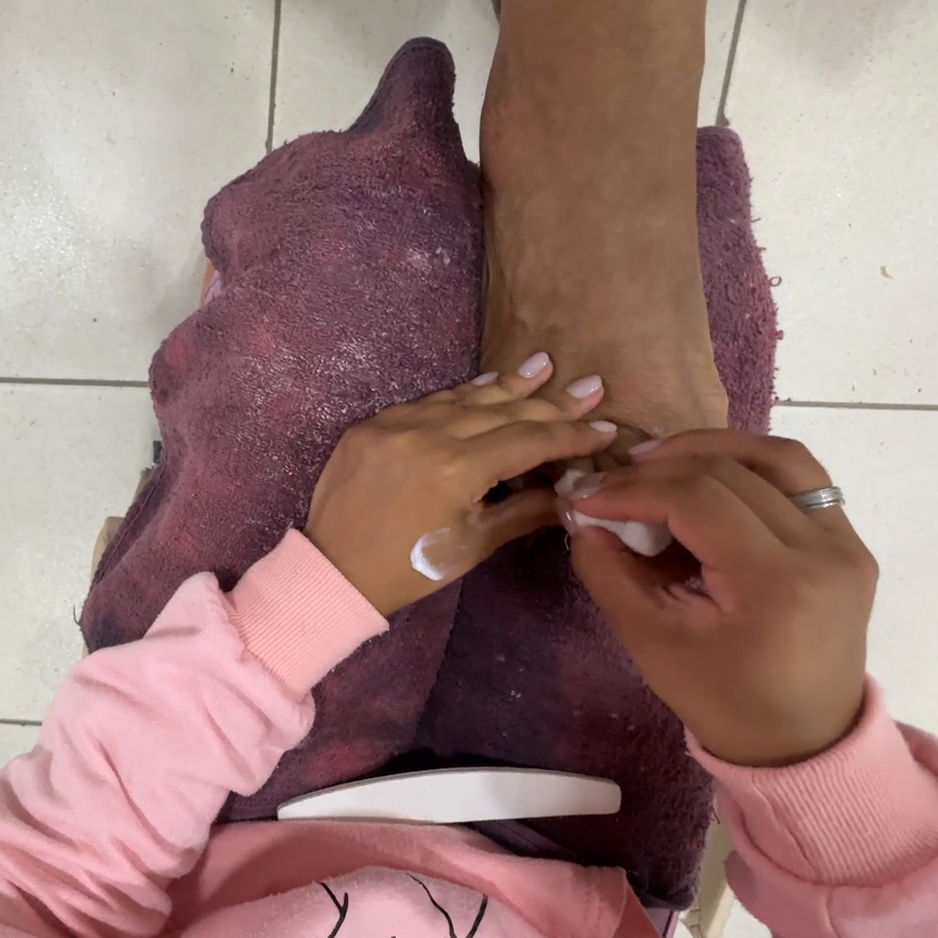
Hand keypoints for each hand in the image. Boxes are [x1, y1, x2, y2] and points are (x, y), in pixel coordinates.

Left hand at [305, 357, 615, 616]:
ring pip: (460, 398)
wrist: (334, 570)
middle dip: (548, 401)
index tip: (602, 429)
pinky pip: (423, 403)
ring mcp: (392, 425)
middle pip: (499, 411)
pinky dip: (456, 395)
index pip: (528, 439)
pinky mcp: (367, 426)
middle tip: (588, 386)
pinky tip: (483, 385)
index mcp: (456, 468)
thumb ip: (525, 511)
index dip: (569, 434)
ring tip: (541, 367)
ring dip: (504, 386)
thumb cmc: (408, 567)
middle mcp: (425, 434)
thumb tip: (573, 491)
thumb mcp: (473, 543)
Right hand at [564, 430, 877, 766]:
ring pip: (775, 457)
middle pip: (729, 471)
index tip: (581, 499)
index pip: (696, 499)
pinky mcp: (843, 539)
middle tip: (603, 486)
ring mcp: (844, 539)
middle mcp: (825, 548)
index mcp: (778, 581)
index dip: (630, 490)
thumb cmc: (720, 696)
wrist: (801, 737)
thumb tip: (584, 520)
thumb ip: (608, 572)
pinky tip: (696, 475)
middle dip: (653, 470)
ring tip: (650, 461)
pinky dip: (740, 463)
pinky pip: (795, 477)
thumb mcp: (647, 639)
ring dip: (705, 447)